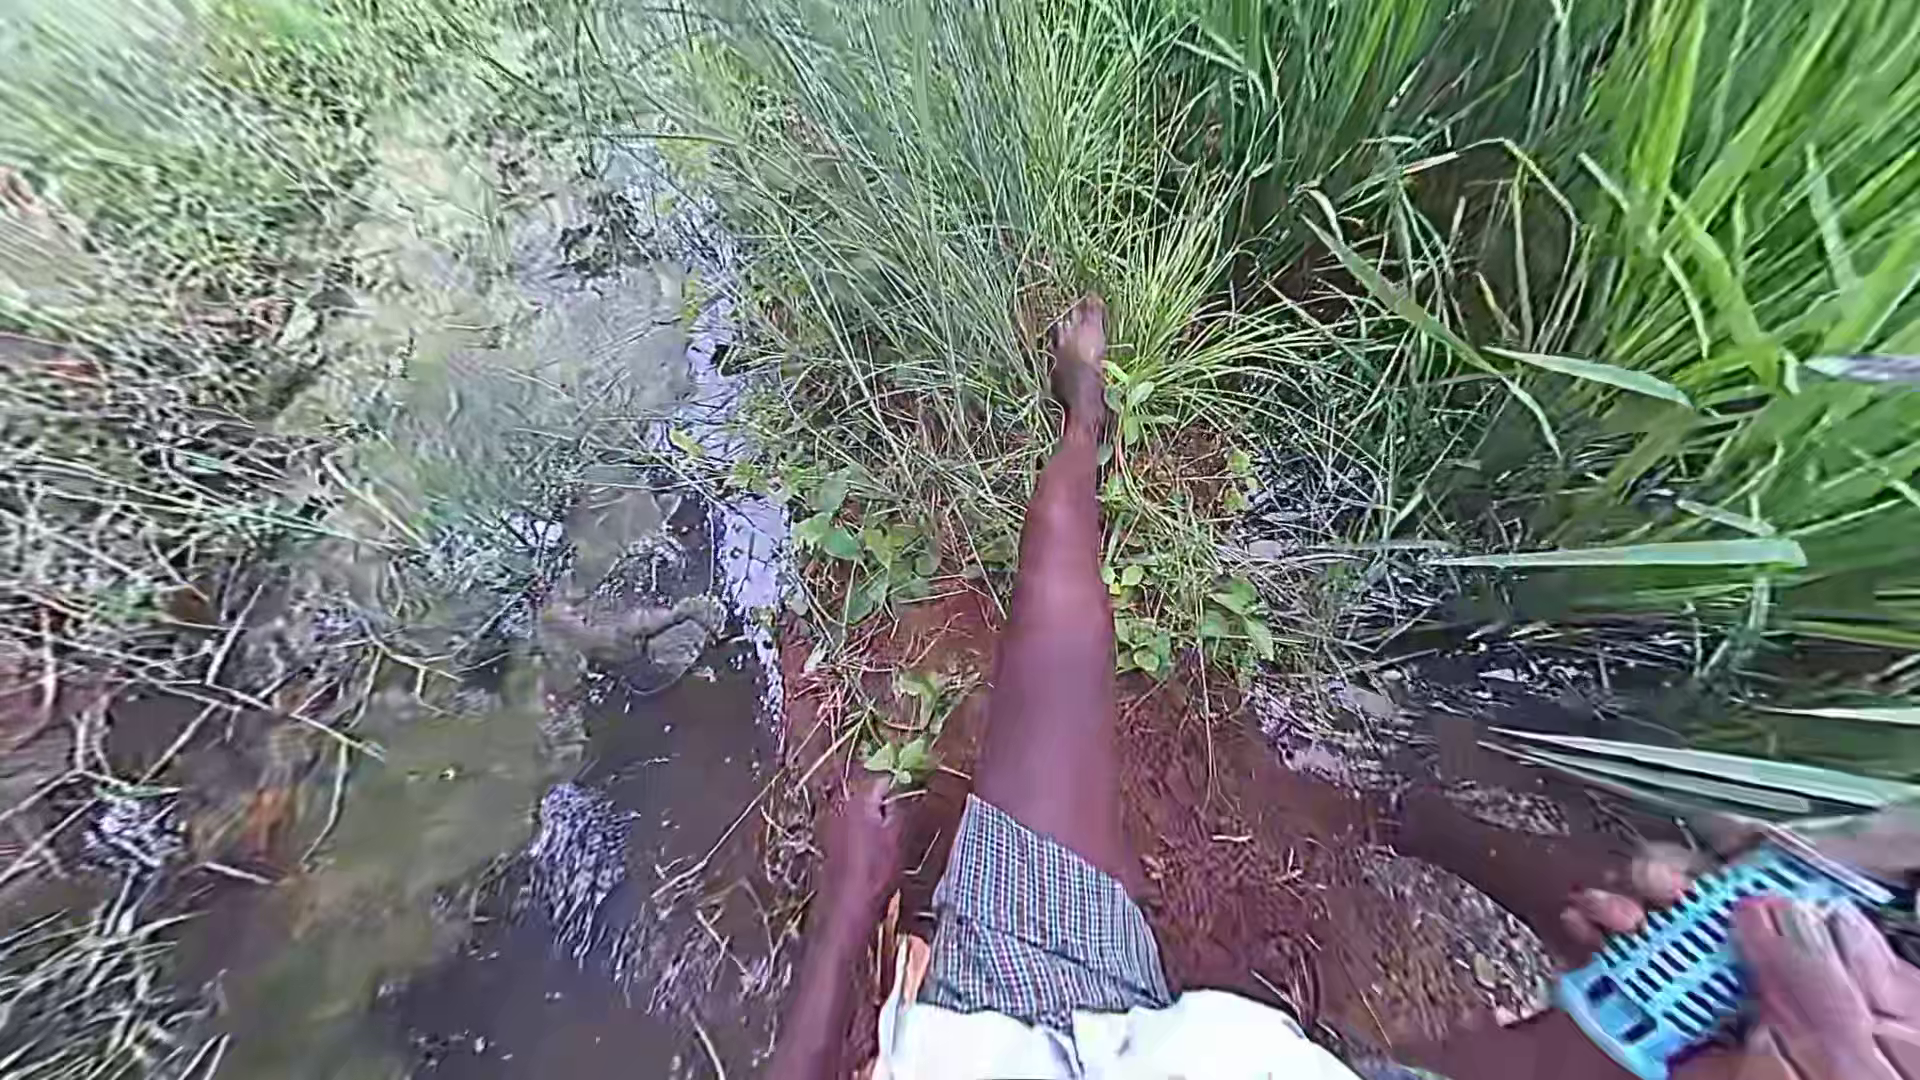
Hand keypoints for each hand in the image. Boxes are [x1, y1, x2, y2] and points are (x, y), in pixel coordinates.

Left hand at [814, 775, 907, 930]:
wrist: (847, 907)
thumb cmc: (876, 869)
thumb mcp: (897, 834)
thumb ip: (899, 806)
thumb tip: (902, 789)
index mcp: (859, 798)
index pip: (883, 780)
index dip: (899, 788)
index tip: (912, 800)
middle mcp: (841, 805)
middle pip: (868, 793)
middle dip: (885, 801)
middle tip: (901, 818)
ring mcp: (832, 823)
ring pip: (859, 809)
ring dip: (873, 816)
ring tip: (889, 835)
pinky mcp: (829, 840)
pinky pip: (850, 825)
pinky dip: (862, 830)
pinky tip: (872, 848)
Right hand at [1554, 832, 1919, 1079]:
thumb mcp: (1856, 1072)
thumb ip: (1823, 990)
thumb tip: (1772, 901)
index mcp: (1864, 1010)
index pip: (1809, 916)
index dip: (1758, 874)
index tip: (1715, 845)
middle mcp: (1787, 1000)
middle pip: (1721, 916)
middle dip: (1673, 889)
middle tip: (1650, 886)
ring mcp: (1721, 1013)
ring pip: (1663, 934)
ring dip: (1624, 910)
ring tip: (1602, 911)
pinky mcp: (1664, 1025)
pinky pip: (1623, 968)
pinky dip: (1592, 939)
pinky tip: (1580, 926)